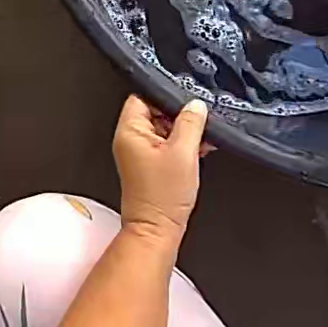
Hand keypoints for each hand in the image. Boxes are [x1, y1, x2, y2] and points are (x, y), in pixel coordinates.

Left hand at [110, 95, 207, 243]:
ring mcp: (138, 152)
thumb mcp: (183, 152)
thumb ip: (191, 123)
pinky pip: (165, 143)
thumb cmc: (162, 197)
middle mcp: (130, 139)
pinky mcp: (149, 163)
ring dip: (182, 132)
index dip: (164, 96)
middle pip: (153, 111)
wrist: (157, 230)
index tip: (184, 102)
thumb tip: (195, 105)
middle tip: (195, 123)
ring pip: (162, 127)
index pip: (141, 96)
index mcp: (129, 131)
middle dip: (177, 115)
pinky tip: (197, 150)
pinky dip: (181, 144)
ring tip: (198, 141)